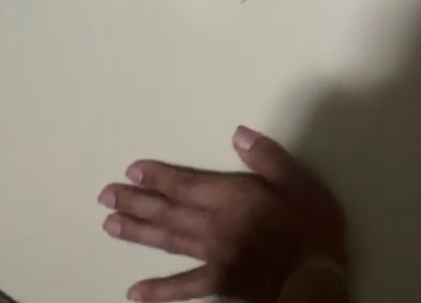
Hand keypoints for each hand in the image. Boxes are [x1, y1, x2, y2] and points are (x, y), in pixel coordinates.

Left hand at [99, 127, 347, 302]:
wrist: (314, 275)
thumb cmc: (310, 222)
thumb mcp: (297, 180)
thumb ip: (267, 156)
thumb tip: (237, 134)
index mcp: (234, 198)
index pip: (188, 184)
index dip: (159, 177)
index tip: (133, 170)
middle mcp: (216, 226)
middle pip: (170, 212)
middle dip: (137, 202)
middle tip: (106, 196)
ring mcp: (214, 257)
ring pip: (169, 242)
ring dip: (138, 233)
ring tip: (110, 225)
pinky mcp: (219, 282)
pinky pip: (183, 287)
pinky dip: (158, 291)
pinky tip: (135, 291)